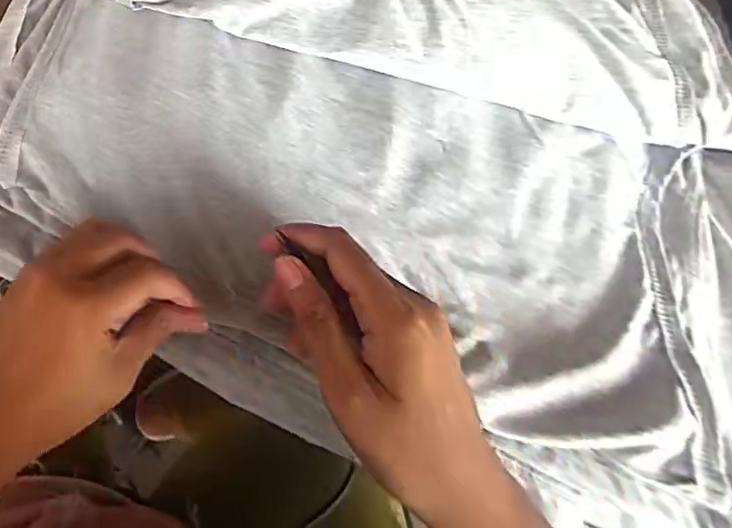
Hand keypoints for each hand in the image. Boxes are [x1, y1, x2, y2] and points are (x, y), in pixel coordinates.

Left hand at [0, 219, 208, 490]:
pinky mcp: (30, 266)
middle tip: (165, 288)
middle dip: (151, 257)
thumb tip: (193, 313)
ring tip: (138, 275)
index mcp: (88, 304)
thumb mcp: (118, 373)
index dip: (177, 286)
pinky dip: (96, 246)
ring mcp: (43, 264)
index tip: (191, 306)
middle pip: (121, 238)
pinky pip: (71, 240)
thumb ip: (154, 329)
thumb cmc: (61, 404)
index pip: (146, 273)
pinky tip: (107, 274)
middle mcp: (64, 271)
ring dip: (123, 243)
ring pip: (94, 229)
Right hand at [259, 224, 546, 527]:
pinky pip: (371, 303)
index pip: (341, 249)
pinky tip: (322, 342)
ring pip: (356, 282)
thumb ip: (316, 321)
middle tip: (270, 305)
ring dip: (318, 294)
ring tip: (294, 333)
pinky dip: (339, 310)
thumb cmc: (403, 449)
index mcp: (398, 315)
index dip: (298, 237)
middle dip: (302, 271)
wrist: (468, 495)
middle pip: (347, 263)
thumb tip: (286, 264)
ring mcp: (423, 317)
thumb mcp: (347, 389)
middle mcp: (414, 304)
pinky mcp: (423, 332)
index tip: (262, 249)